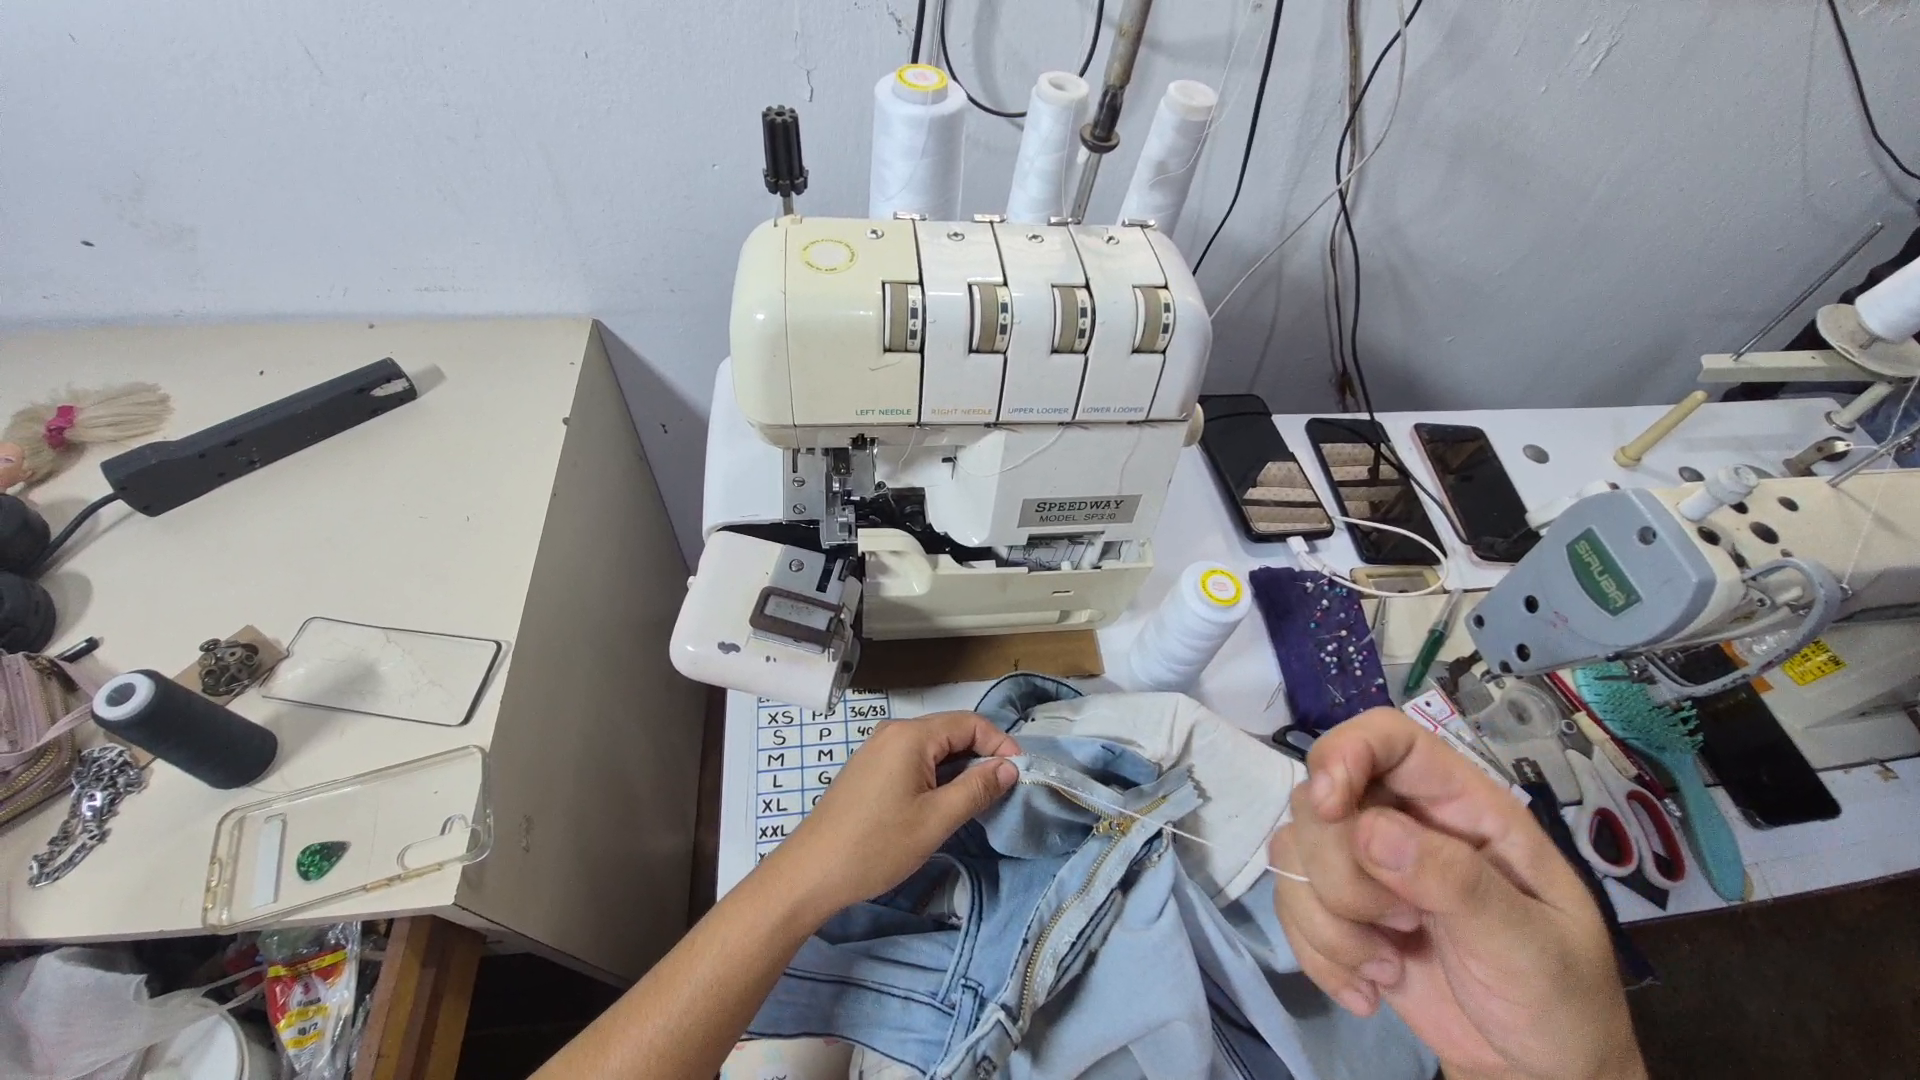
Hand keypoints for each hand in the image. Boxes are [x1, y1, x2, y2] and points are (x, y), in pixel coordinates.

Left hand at [763, 711, 1019, 921]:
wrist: (811, 873)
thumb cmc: (877, 846)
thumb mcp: (936, 819)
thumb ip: (977, 788)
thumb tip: (1010, 767)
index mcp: (911, 736)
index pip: (970, 723)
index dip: (1001, 744)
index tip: (1021, 774)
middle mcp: (894, 732)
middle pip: (951, 731)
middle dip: (982, 755)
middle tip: (1004, 790)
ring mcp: (878, 749)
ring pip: (933, 747)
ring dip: (960, 767)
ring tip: (979, 799)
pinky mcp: (870, 769)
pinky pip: (914, 759)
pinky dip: (937, 774)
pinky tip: (944, 802)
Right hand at [1269, 708, 1643, 1079]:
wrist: (1534, 1074)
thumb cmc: (1558, 999)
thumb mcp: (1530, 944)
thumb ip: (1457, 882)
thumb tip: (1369, 829)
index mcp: (1459, 806)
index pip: (1387, 737)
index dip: (1346, 752)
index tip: (1330, 805)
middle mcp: (1400, 820)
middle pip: (1320, 802)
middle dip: (1343, 877)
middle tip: (1403, 924)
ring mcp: (1362, 864)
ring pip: (1294, 850)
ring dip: (1329, 922)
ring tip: (1388, 965)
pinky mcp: (1336, 909)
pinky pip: (1288, 902)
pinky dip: (1318, 953)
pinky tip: (1369, 986)